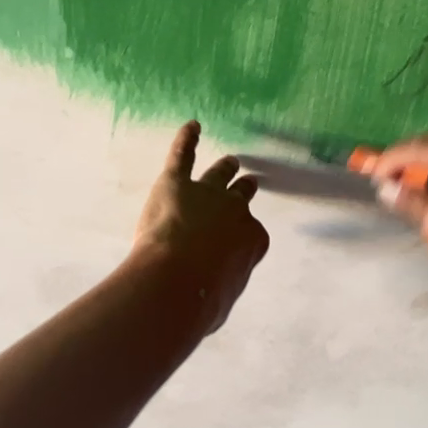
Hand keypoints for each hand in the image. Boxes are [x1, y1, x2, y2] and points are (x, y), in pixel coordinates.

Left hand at [129, 121, 269, 332]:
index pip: (252, 236)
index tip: (236, 245)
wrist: (177, 280)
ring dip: (224, 167)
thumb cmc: (202, 301)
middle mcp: (235, 211)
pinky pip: (183, 154)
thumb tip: (212, 292)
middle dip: (245, 190)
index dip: (243, 239)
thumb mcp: (221, 301)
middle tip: (249, 182)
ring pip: (218, 175)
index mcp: (251, 240)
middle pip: (241, 197)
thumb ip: (221, 286)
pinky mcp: (176, 182)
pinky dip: (187, 139)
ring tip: (230, 160)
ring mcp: (207, 193)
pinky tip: (192, 126)